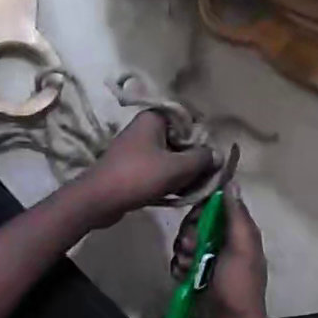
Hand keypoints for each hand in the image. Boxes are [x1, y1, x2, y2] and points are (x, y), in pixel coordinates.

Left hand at [76, 111, 214, 225]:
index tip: (213, 155)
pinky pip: (159, 168)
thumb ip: (203, 158)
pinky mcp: (133, 166)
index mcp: (154, 117)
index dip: (204, 136)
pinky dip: (170, 179)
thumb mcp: (178, 167)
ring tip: (194, 187)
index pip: (189, 119)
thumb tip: (218, 155)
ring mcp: (137, 147)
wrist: (98, 200)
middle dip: (195, 157)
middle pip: (181, 139)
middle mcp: (145, 127)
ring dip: (184, 171)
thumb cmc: (139, 176)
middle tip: (207, 175)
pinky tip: (179, 194)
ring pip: (171, 156)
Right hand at [173, 189, 268, 317]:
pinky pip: (179, 259)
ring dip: (183, 251)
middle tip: (192, 246)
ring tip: (189, 265)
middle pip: (197, 221)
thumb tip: (231, 181)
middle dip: (190, 232)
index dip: (203, 207)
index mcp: (239, 231)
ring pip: (185, 240)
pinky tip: (184, 275)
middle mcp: (223, 240)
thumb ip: (236, 214)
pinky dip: (179, 266)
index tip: (196, 216)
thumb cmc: (239, 284)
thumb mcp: (242, 246)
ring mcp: (207, 257)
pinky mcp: (194, 272)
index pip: (216, 205)